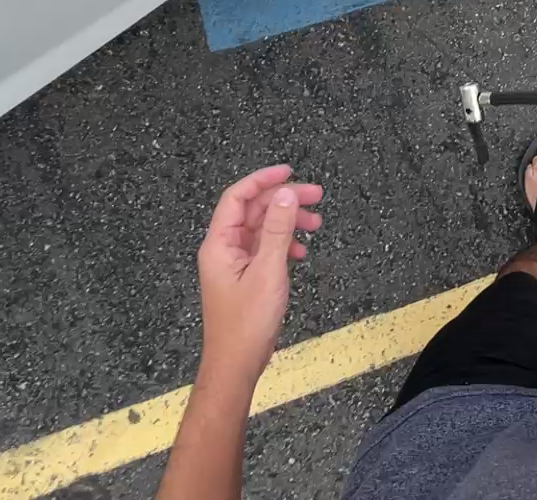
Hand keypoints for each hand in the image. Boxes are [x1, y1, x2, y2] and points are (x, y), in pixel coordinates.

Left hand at [196, 165, 322, 385]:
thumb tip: (285, 193)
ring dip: (290, 220)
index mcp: (220, 244)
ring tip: (317, 222)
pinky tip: (301, 251)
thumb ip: (278, 230)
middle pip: (255, 210)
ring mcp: (235, 262)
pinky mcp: (247, 275)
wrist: (236, 366)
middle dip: (285, 199)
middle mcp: (224, 249)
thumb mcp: (268, 271)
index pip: (238, 197)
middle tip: (317, 195)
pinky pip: (267, 246)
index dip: (263, 179)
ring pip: (264, 227)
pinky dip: (286, 242)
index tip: (290, 171)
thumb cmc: (247, 324)